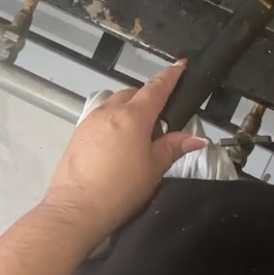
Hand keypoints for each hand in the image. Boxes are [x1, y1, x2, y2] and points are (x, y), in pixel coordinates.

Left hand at [39, 61, 207, 239]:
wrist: (76, 209)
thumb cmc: (120, 189)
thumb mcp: (154, 169)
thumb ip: (173, 147)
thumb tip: (197, 138)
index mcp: (132, 116)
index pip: (156, 89)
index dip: (170, 76)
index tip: (180, 65)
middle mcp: (109, 111)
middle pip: (133, 94)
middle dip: (148, 97)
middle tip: (162, 117)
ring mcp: (89, 121)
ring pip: (114, 103)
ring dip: (128, 108)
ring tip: (139, 132)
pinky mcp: (77, 134)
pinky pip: (100, 117)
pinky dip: (113, 120)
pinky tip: (118, 143)